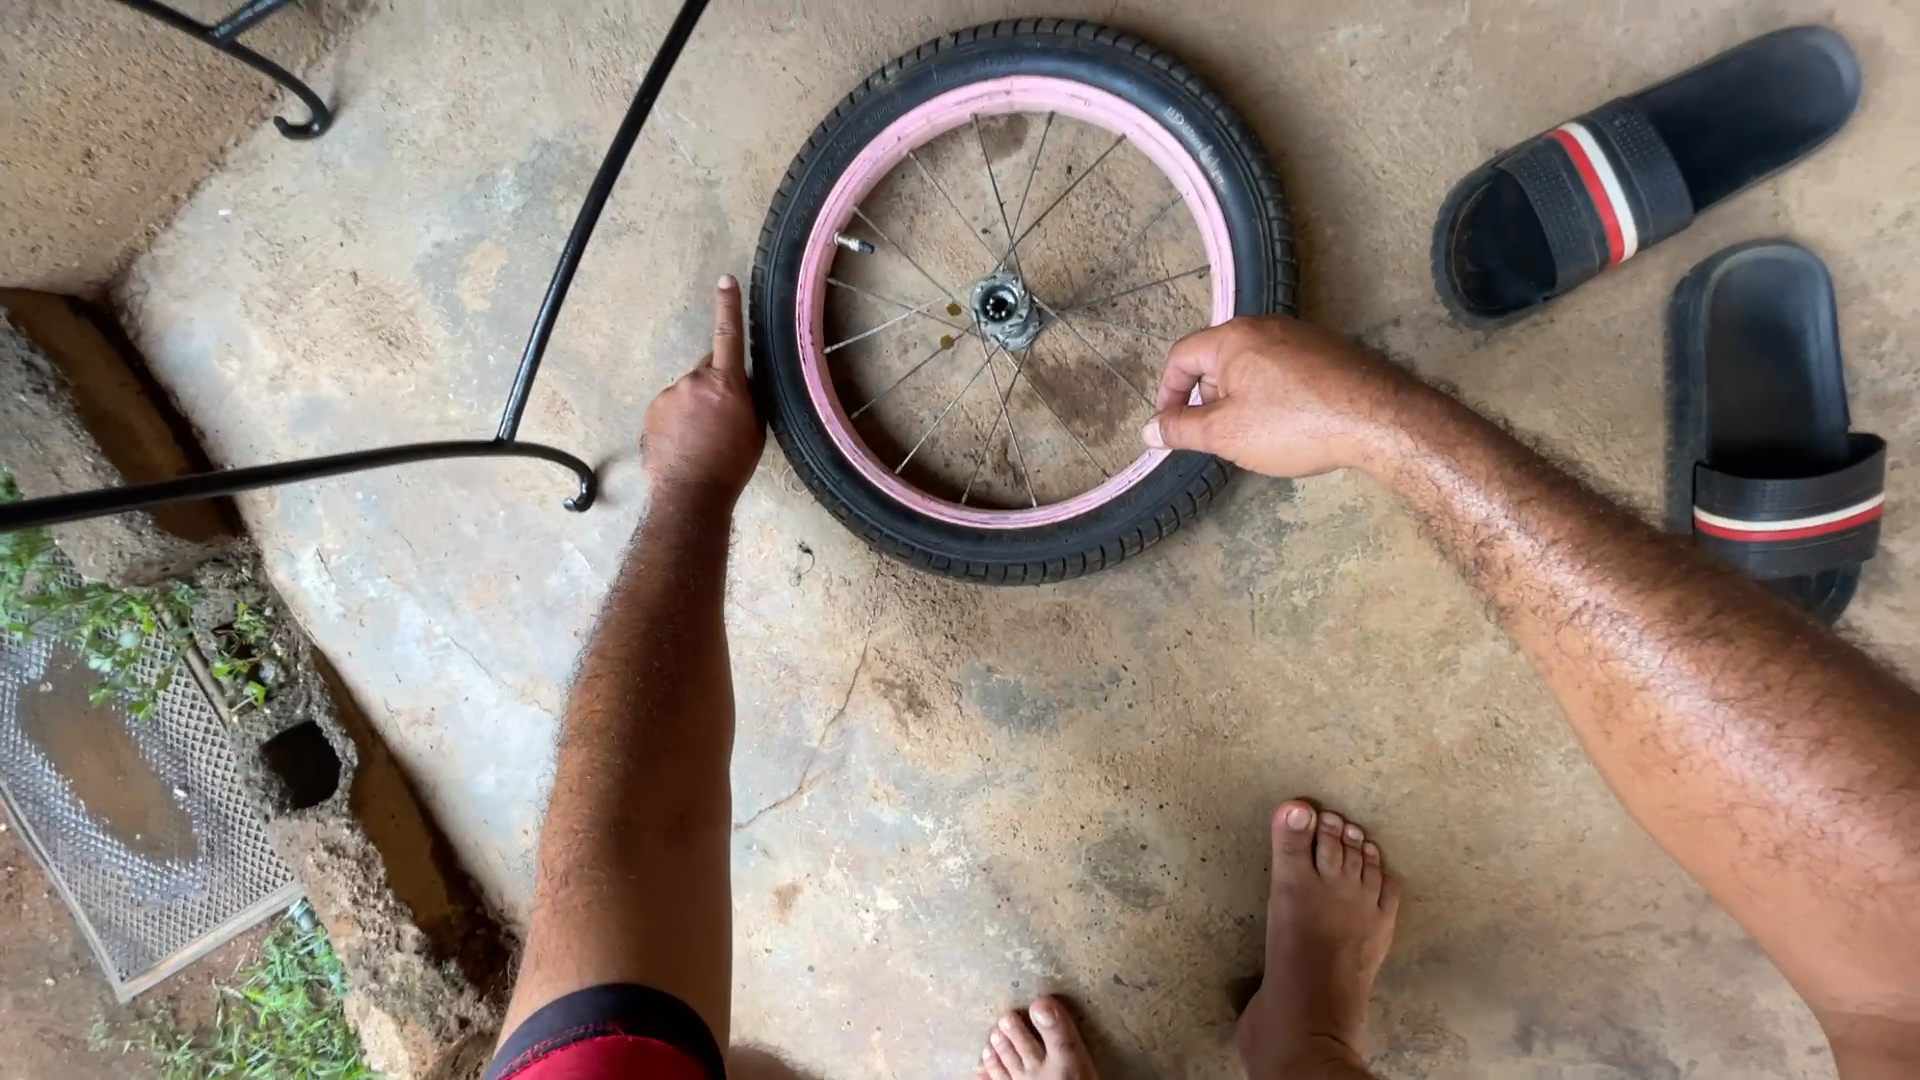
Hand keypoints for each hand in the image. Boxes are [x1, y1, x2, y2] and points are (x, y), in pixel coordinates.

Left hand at [641, 275, 765, 504]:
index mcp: (726, 384)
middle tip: (724, 421)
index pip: (729, 336)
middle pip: (708, 371)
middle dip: (716, 386)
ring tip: (703, 441)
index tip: (726, 280)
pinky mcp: (652, 411)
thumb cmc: (731, 465)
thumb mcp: (754, 430)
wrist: (690, 493)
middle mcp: (694, 381)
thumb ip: (747, 399)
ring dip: (696, 408)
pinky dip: (678, 421)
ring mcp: (670, 395)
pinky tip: (685, 445)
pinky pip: (670, 408)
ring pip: (688, 392)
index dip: (729, 306)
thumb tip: (742, 385)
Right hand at [1141, 315, 1422, 477]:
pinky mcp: (1328, 353)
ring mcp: (1301, 337)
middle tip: (1214, 436)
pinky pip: (1282, 370)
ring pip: (1250, 367)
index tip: (1170, 425)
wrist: (1380, 420)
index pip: (1181, 356)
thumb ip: (1180, 429)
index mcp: (1233, 338)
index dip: (1168, 393)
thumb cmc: (1294, 424)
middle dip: (1206, 399)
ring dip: (1238, 400)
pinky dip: (1270, 396)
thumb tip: (1149, 430)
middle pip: (1216, 360)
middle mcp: (1266, 327)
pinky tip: (1287, 425)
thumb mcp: (1224, 433)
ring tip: (1252, 435)